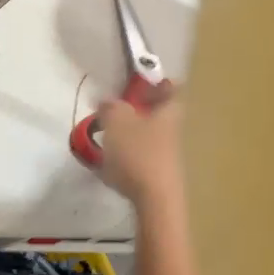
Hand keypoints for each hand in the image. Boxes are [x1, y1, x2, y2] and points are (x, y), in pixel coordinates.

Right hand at [95, 92, 182, 210]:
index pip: (172, 91)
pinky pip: (138, 149)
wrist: (154, 197)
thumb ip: (112, 107)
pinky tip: (105, 153)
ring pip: (146, 131)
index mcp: (166, 115)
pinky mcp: (154, 167)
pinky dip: (123, 146)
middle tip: (112, 103)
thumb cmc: (137, 153)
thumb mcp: (117, 123)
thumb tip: (109, 100)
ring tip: (101, 130)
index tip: (143, 77)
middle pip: (157, 112)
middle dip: (138, 106)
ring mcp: (164, 151)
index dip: (159, 81)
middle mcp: (170, 130)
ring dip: (127, 127)